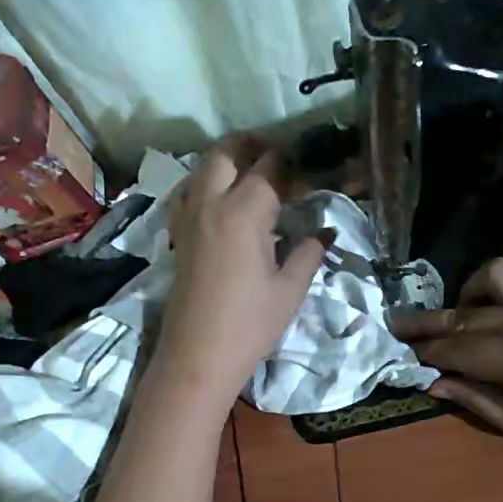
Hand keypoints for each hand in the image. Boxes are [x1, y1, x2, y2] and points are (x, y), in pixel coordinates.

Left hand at [154, 139, 327, 405]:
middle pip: (227, 153)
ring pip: (202, 168)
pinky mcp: (178, 235)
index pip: (270, 169)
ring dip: (228, 160)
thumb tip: (324, 231)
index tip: (311, 169)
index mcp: (243, 212)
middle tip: (279, 158)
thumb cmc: (250, 325)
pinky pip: (188, 192)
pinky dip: (205, 183)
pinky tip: (221, 200)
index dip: (293, 164)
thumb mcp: (290, 290)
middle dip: (254, 146)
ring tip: (252, 174)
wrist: (197, 356)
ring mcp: (188, 217)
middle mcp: (211, 203)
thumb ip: (309, 253)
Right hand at [392, 259, 502, 476]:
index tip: (400, 349)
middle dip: (429, 322)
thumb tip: (431, 382)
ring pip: (494, 276)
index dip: (427, 350)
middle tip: (399, 323)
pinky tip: (498, 302)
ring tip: (457, 313)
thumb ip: (474, 398)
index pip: (458, 347)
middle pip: (467, 313)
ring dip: (466, 292)